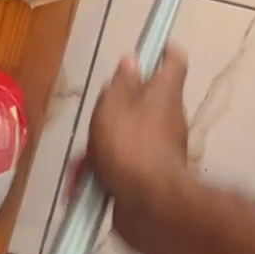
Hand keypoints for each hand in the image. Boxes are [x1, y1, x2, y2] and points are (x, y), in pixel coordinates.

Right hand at [86, 46, 191, 205]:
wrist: (147, 204)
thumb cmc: (130, 143)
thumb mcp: (115, 103)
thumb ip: (122, 80)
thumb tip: (133, 58)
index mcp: (165, 90)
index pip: (174, 60)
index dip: (163, 51)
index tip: (149, 49)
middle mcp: (169, 114)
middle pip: (144, 100)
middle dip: (115, 110)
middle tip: (96, 118)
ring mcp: (161, 146)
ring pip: (129, 134)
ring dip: (103, 145)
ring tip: (80, 162)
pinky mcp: (150, 174)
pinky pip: (126, 162)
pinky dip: (105, 169)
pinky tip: (81, 183)